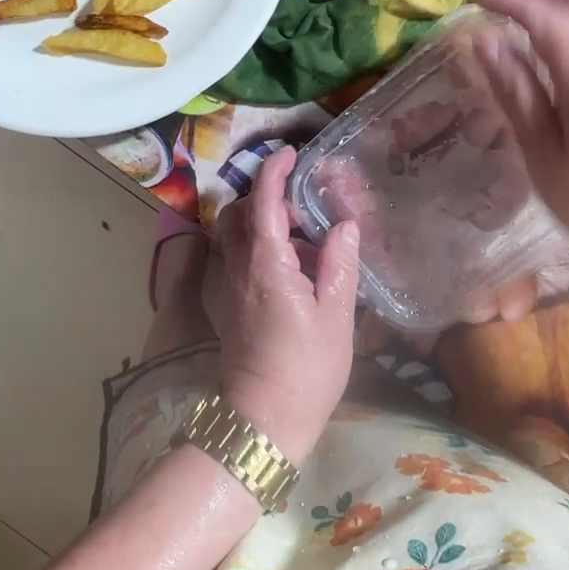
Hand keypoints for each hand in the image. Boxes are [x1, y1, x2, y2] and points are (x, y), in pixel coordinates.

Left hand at [214, 146, 360, 460]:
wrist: (263, 416)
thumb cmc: (307, 368)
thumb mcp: (336, 315)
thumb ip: (339, 264)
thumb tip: (344, 226)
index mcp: (265, 263)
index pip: (262, 202)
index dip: (273, 172)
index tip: (290, 153)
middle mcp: (236, 267)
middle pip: (236, 212)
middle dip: (261, 195)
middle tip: (299, 202)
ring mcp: (225, 286)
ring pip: (231, 235)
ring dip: (257, 222)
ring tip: (299, 240)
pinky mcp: (224, 304)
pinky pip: (233, 259)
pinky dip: (254, 247)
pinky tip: (287, 270)